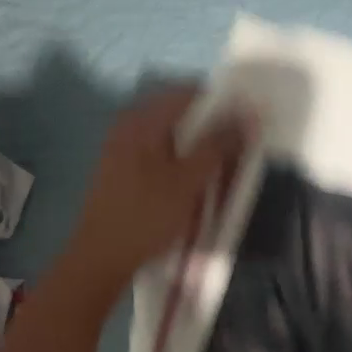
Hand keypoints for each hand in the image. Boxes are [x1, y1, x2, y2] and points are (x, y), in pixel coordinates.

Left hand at [69, 86, 249, 281]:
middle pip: (182, 117)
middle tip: (235, 159)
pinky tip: (191, 194)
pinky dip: (181, 170)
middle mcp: (130, 125)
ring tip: (217, 181)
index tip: (247, 128)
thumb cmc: (147, 217)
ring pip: (172, 141)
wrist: (102, 258)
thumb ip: (218, 145)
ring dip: (198, 156)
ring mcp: (123, 149)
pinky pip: (160, 159)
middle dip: (212, 135)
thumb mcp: (188, 181)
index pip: (191, 93)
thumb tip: (249, 114)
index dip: (223, 106)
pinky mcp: (122, 172)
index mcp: (143, 118)